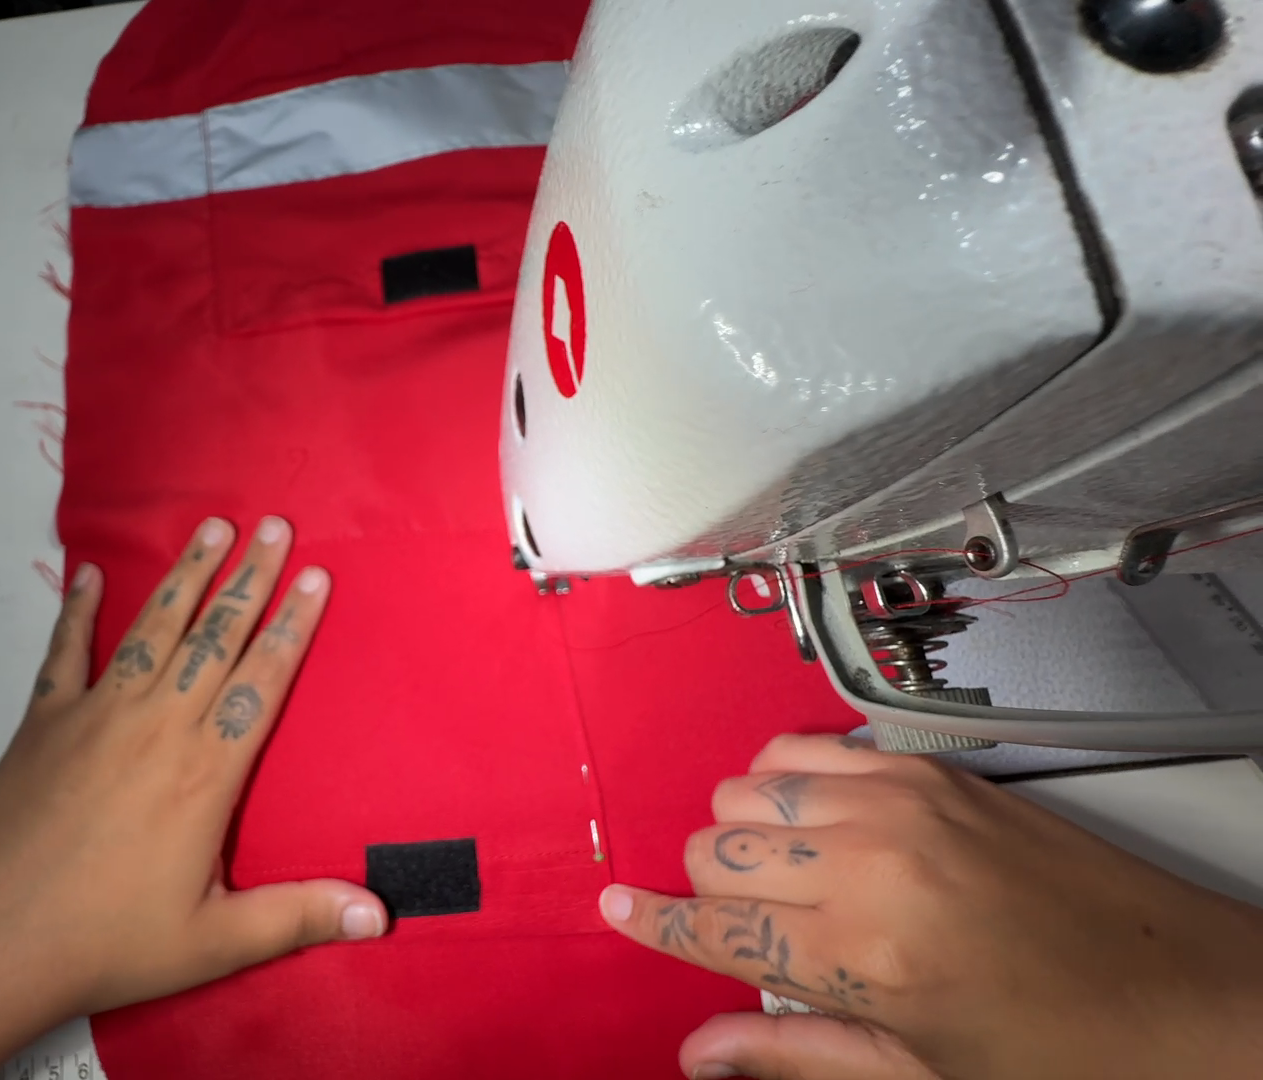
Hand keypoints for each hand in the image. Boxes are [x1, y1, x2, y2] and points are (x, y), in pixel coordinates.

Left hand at [0, 515, 386, 1043]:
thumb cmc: (110, 937)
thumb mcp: (215, 941)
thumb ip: (299, 915)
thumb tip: (382, 915)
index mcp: (206, 769)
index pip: (262, 679)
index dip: (292, 625)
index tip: (314, 576)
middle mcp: (157, 723)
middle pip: (215, 636)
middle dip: (250, 577)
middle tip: (274, 525)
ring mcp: (97, 711)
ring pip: (153, 627)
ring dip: (186, 574)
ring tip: (211, 527)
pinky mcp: (45, 718)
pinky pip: (65, 651)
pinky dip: (76, 611)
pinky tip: (85, 572)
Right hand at [599, 734, 1262, 1079]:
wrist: (1219, 1008)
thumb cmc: (1070, 1063)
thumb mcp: (930, 1078)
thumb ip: (798, 1055)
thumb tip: (695, 1055)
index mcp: (868, 957)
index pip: (713, 928)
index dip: (652, 921)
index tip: (612, 905)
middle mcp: (866, 864)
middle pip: (713, 852)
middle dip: (712, 890)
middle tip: (758, 919)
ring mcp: (891, 802)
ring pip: (738, 793)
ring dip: (741, 834)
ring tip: (787, 868)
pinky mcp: (915, 767)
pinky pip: (789, 748)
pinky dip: (775, 779)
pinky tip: (806, 816)